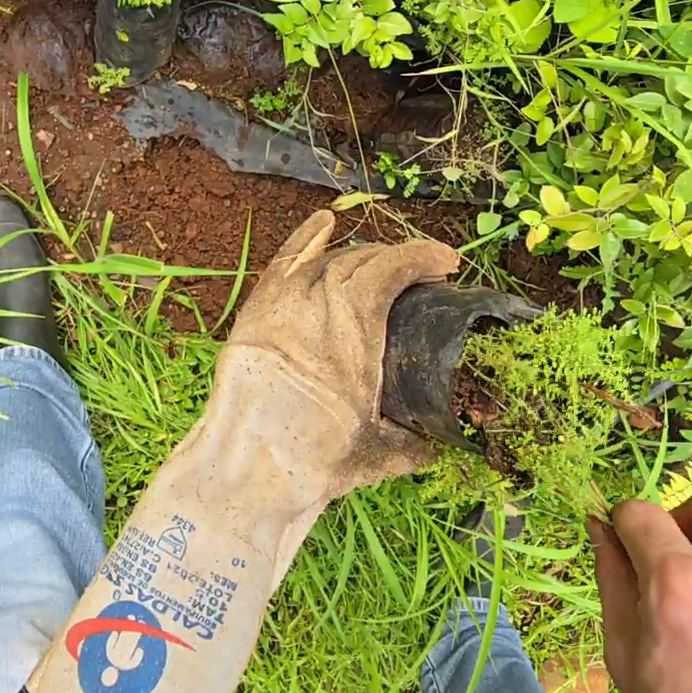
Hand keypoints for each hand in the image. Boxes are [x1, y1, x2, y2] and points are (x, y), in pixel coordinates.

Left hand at [199, 209, 457, 509]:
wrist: (245, 469)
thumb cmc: (314, 462)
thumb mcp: (378, 453)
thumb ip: (417, 442)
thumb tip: (444, 443)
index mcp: (354, 326)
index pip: (392, 269)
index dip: (423, 257)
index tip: (447, 263)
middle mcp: (316, 302)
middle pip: (362, 260)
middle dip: (396, 260)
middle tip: (417, 274)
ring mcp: (281, 303)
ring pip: (326, 261)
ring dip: (358, 256)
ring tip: (379, 263)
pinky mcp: (255, 312)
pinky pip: (284, 262)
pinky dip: (306, 240)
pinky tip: (324, 223)